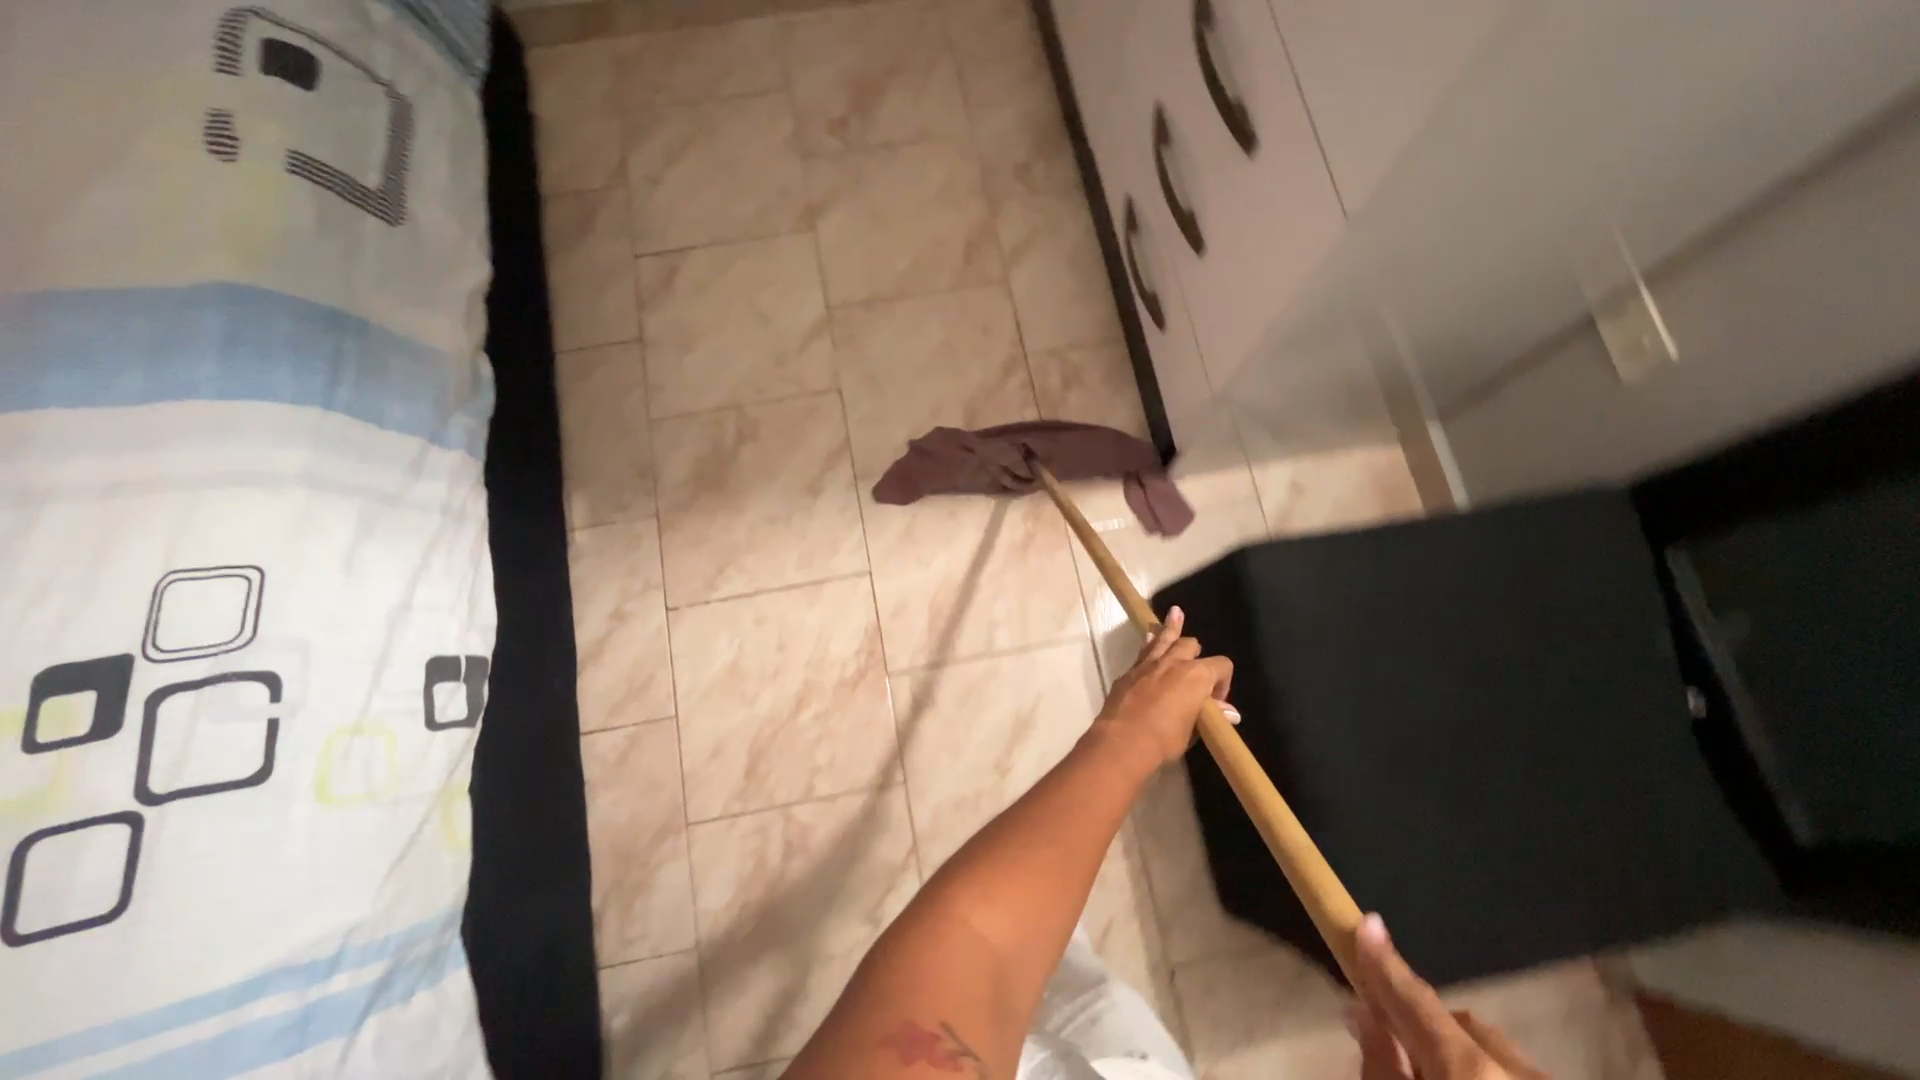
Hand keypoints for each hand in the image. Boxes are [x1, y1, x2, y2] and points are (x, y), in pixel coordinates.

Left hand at [1090, 607, 1235, 769]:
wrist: (1123, 741)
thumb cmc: (1165, 739)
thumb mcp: (1194, 731)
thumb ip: (1210, 716)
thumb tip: (1230, 714)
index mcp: (1197, 675)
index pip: (1221, 665)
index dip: (1223, 682)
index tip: (1216, 702)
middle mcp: (1173, 662)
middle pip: (1190, 645)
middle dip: (1196, 653)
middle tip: (1197, 664)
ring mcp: (1148, 664)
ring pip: (1163, 639)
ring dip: (1171, 628)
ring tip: (1175, 612)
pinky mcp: (1128, 672)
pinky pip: (1143, 651)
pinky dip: (1150, 644)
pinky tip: (1149, 639)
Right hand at [1349, 915, 1543, 1079]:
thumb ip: (1382, 1068)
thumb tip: (1365, 1015)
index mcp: (1471, 1072)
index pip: (1416, 1003)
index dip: (1386, 963)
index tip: (1367, 922)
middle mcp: (1520, 1070)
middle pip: (1462, 1025)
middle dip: (1430, 1030)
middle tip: (1402, 1053)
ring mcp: (1548, 1079)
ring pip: (1496, 1053)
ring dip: (1464, 1062)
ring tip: (1438, 1078)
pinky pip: (1518, 1074)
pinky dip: (1492, 1079)